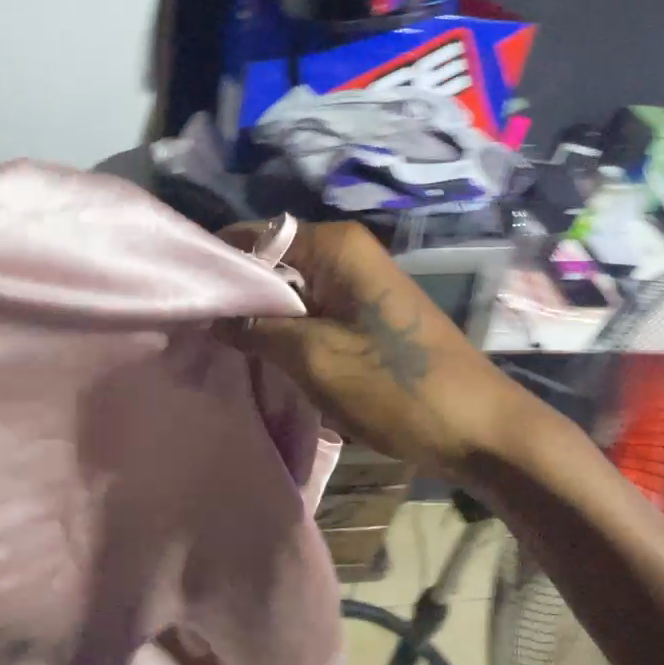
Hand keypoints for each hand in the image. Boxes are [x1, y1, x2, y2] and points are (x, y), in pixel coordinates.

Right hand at [219, 220, 517, 468]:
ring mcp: (358, 284)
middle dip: (237, 296)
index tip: (182, 298)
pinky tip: (263, 361)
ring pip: (290, 291)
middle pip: (272, 262)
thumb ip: (256, 330)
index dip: (218, 264)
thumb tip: (210, 315)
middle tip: (195, 332)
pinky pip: (312, 312)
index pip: (256, 235)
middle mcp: (346, 252)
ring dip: (261, 320)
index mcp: (336, 246)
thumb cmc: (398, 388)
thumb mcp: (315, 359)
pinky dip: (287, 333)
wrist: (481, 430)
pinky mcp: (365, 314)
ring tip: (220, 350)